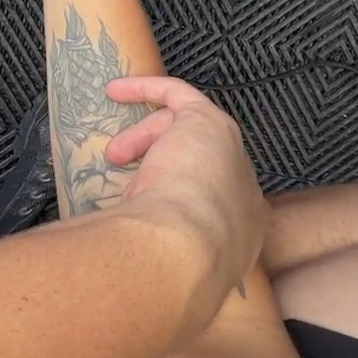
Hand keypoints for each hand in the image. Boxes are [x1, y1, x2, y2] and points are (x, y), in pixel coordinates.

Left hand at [103, 76, 266, 304]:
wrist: (187, 248)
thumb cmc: (171, 263)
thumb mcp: (162, 260)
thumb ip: (157, 254)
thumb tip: (127, 269)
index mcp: (241, 234)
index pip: (213, 205)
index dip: (179, 196)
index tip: (145, 202)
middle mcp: (243, 193)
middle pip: (196, 164)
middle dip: (154, 161)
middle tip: (117, 169)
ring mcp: (232, 156)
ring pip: (187, 132)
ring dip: (146, 137)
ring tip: (113, 153)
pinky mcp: (210, 124)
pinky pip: (181, 95)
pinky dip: (148, 88)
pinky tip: (114, 90)